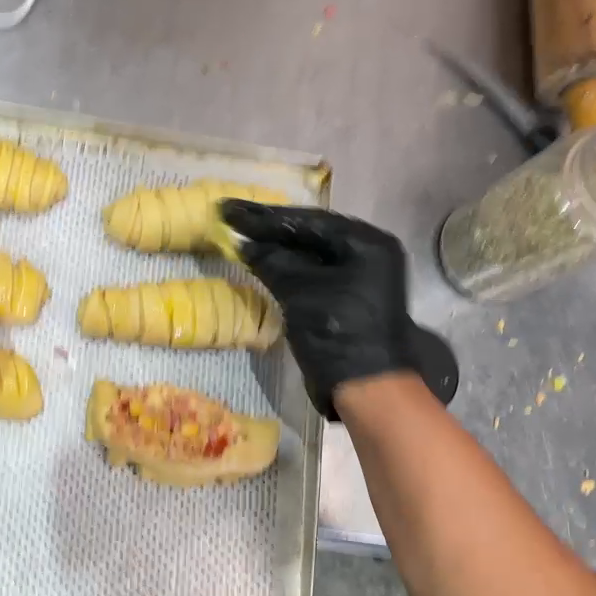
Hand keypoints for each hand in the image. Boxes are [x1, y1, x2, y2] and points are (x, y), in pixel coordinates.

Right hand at [221, 201, 421, 418]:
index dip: (265, 216)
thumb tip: (244, 244)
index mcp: (365, 242)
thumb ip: (273, 263)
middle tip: (232, 218)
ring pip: (310, 254)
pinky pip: (312, 274)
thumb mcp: (301, 292)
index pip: (308, 220)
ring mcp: (359, 277)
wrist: (366, 386)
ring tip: (243, 238)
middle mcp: (367, 253)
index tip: (229, 209)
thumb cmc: (338, 332)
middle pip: (311, 234)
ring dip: (277, 248)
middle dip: (271, 229)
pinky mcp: (346, 299)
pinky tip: (263, 264)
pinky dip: (287, 269)